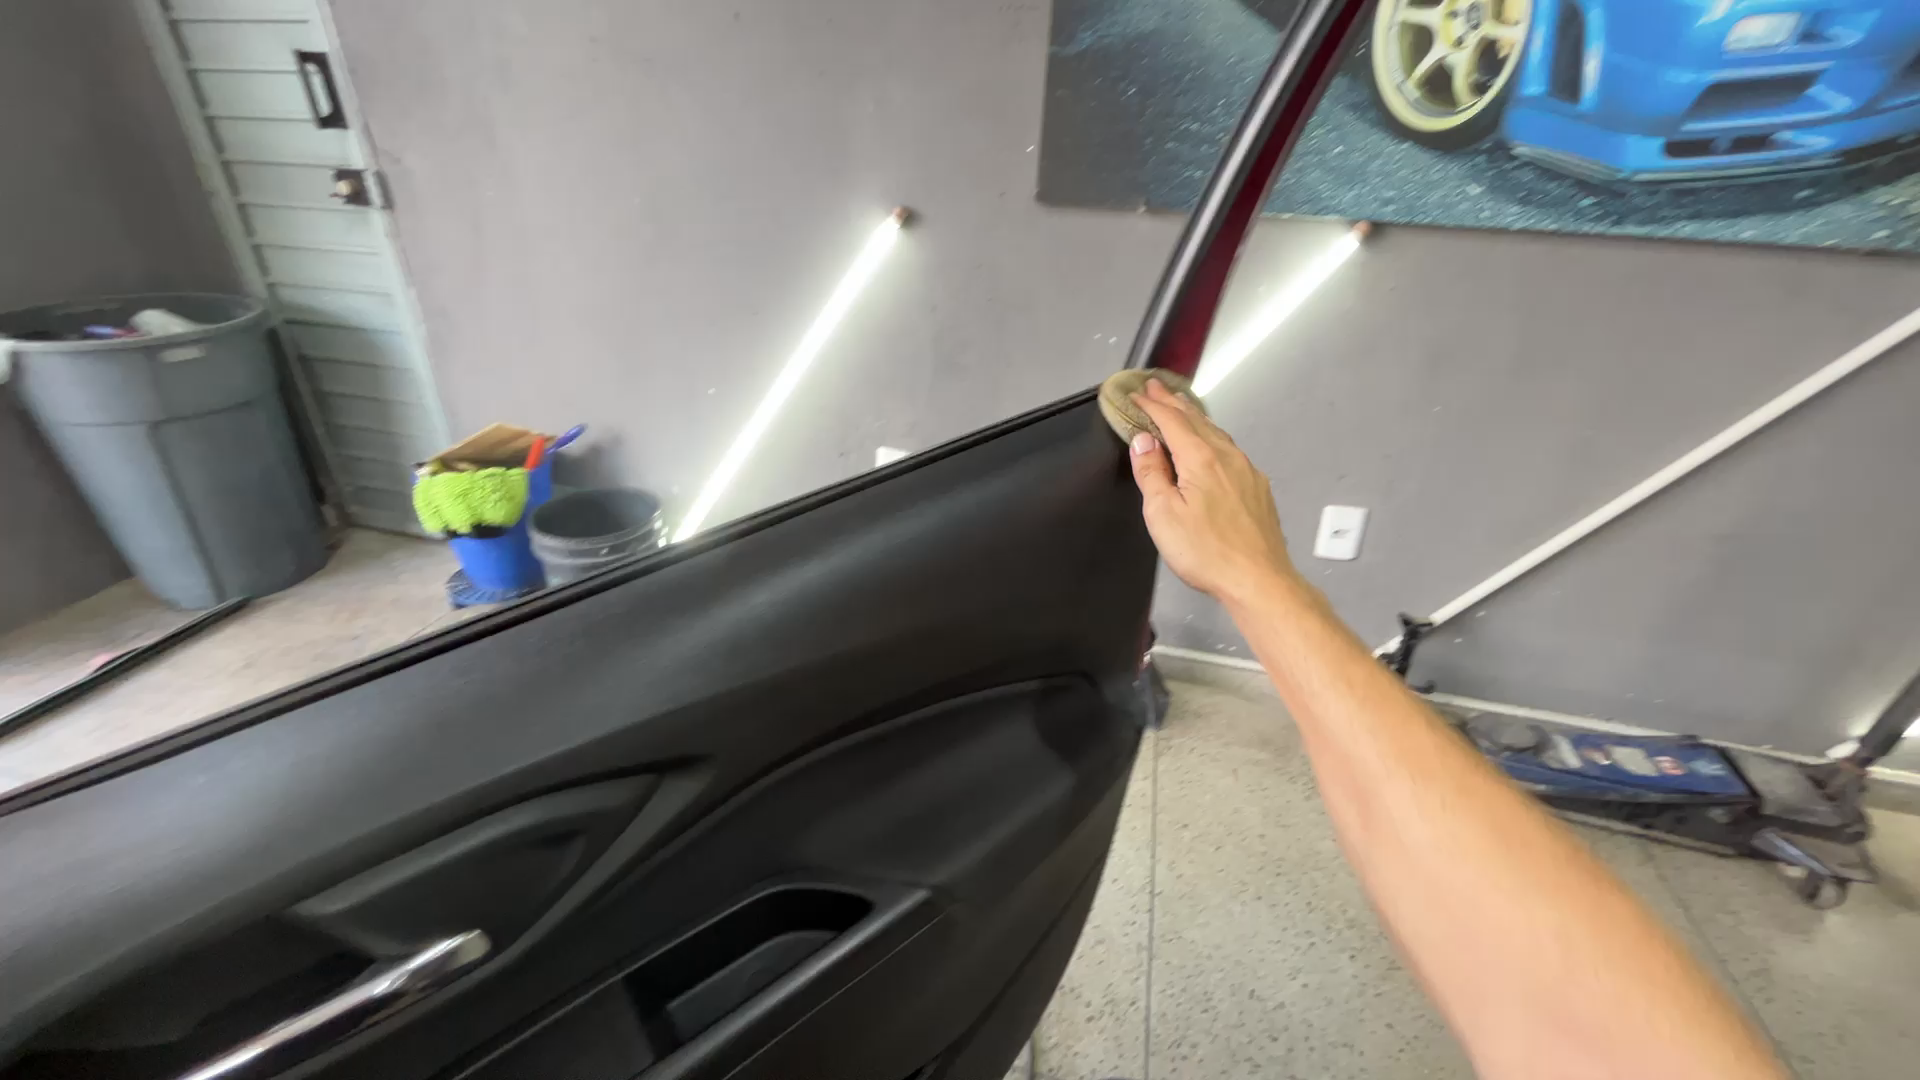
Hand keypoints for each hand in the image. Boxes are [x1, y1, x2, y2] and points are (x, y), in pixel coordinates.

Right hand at [1128, 378, 1298, 605]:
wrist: (1258, 579)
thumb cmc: (1205, 551)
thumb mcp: (1163, 514)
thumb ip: (1151, 474)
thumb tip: (1144, 442)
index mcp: (1201, 459)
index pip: (1172, 421)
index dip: (1152, 405)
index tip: (1137, 393)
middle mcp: (1227, 457)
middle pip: (1197, 420)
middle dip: (1174, 403)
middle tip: (1156, 388)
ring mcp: (1247, 472)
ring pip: (1217, 433)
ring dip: (1195, 417)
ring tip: (1181, 407)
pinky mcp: (1257, 488)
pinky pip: (1230, 450)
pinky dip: (1213, 436)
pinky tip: (1211, 444)